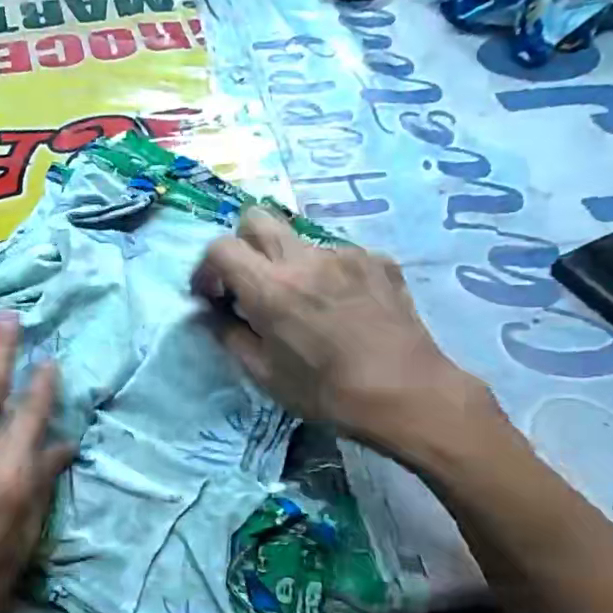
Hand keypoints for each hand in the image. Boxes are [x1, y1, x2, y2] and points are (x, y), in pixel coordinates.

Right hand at [192, 208, 503, 464]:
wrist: (406, 393)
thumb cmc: (323, 391)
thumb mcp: (262, 372)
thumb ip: (228, 334)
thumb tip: (208, 313)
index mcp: (271, 288)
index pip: (220, 248)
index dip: (206, 268)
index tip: (212, 295)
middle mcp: (305, 258)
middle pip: (257, 219)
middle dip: (242, 245)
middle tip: (246, 282)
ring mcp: (345, 254)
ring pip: (298, 239)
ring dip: (285, 262)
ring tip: (300, 303)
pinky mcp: (377, 260)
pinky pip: (335, 254)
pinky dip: (324, 273)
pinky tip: (337, 307)